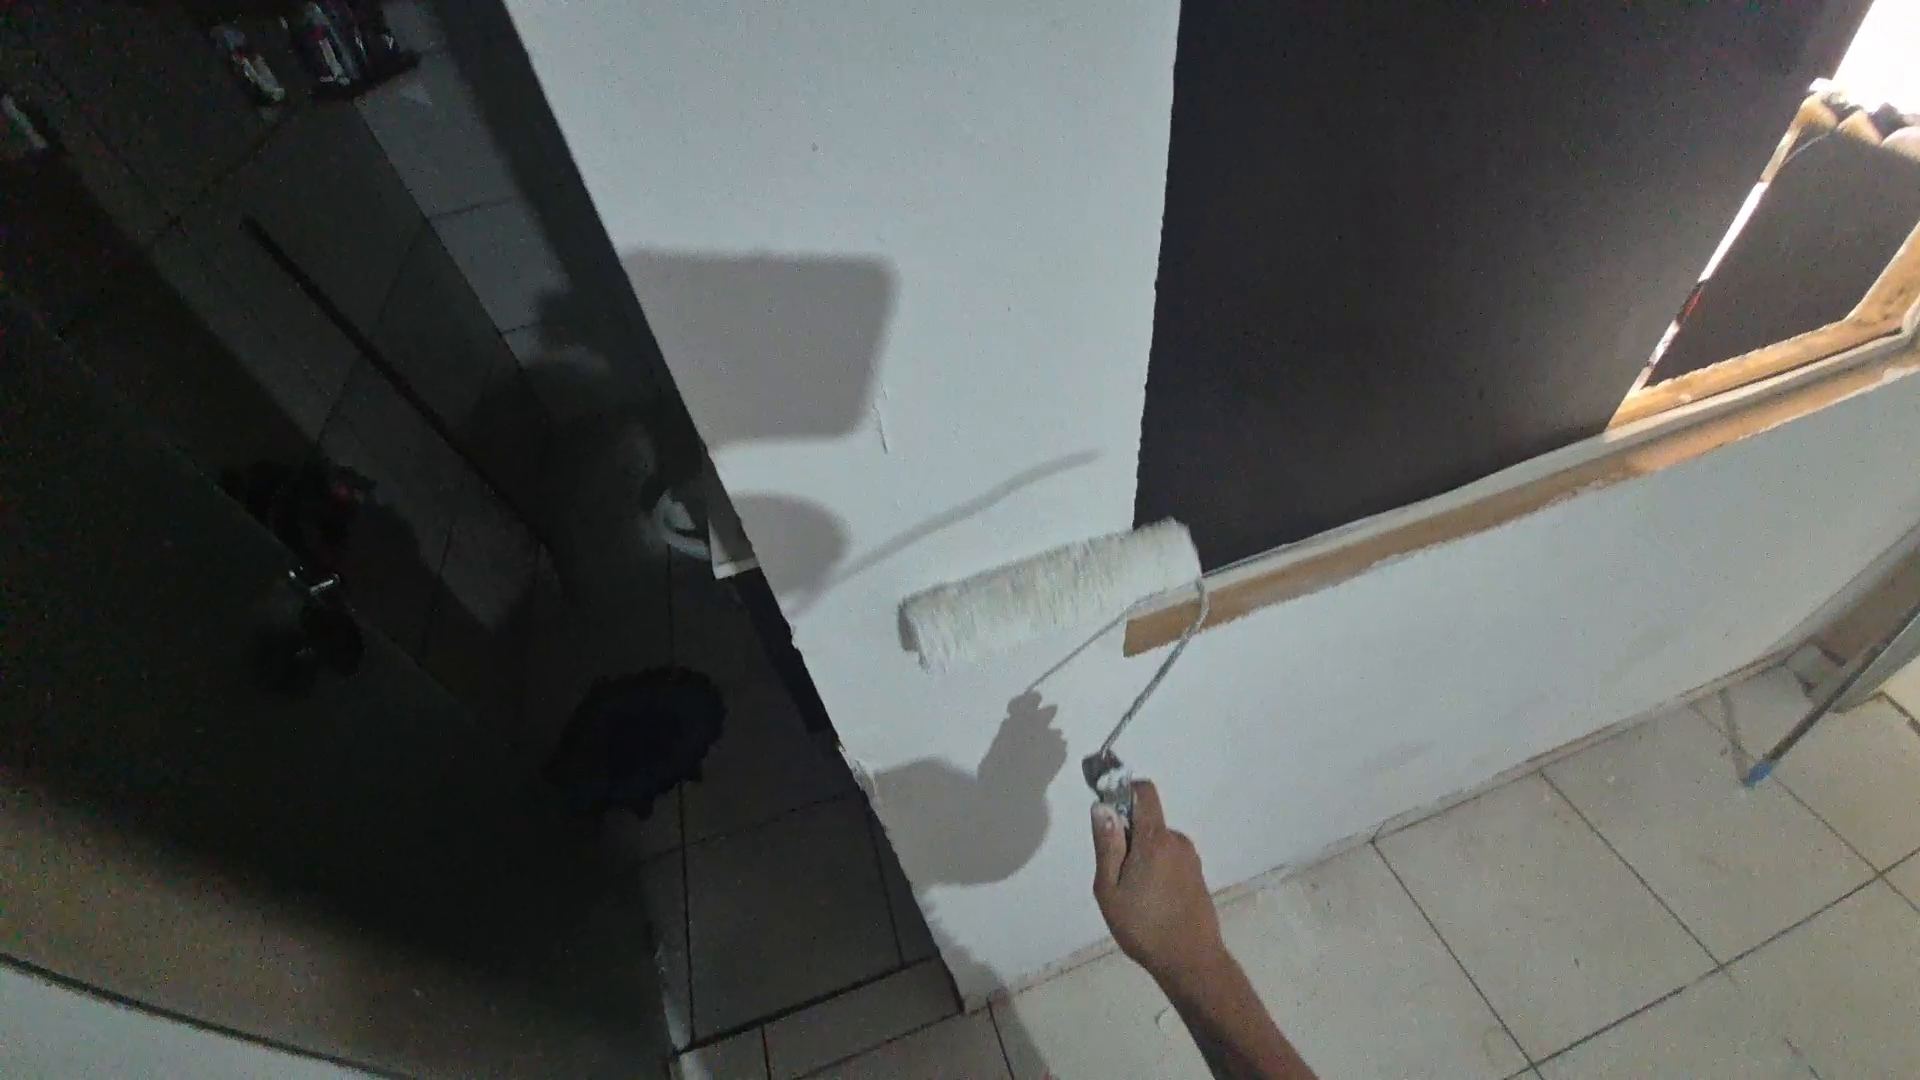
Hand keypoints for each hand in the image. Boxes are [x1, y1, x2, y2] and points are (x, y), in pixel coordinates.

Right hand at [1091, 780, 1227, 990]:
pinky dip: (1156, 869)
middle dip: (1127, 836)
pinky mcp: (1197, 876)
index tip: (1107, 813)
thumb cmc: (1144, 927)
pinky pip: (1169, 859)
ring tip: (1133, 894)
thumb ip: (1106, 844)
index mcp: (1155, 839)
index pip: (1144, 791)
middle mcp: (1176, 841)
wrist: (1192, 964)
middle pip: (1147, 821)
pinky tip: (1151, 902)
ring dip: (1142, 856)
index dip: (1123, 791)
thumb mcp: (1110, 888)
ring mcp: (1190, 859)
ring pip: (1157, 842)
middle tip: (1115, 874)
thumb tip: (1102, 806)